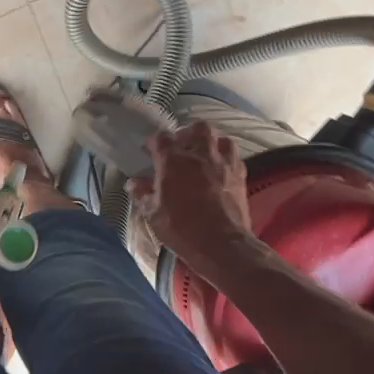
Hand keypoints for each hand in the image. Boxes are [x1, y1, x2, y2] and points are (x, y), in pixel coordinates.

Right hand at [129, 122, 255, 267]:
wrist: (221, 244)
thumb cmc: (181, 229)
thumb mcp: (153, 214)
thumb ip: (142, 194)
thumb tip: (133, 184)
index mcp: (173, 162)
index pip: (161, 139)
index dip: (154, 142)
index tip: (149, 150)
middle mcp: (200, 156)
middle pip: (198, 128)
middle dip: (188, 133)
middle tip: (180, 146)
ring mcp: (223, 164)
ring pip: (221, 138)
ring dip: (211, 143)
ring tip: (203, 155)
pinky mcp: (240, 176)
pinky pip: (234, 156)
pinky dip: (225, 158)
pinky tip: (219, 170)